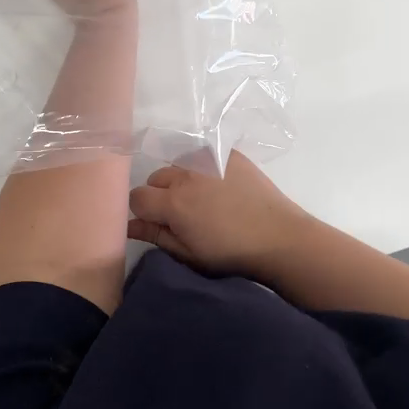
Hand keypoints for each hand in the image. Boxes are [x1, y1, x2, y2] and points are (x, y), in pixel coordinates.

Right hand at [127, 151, 318, 278]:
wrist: (279, 237)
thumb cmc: (231, 254)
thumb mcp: (189, 254)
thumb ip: (156, 236)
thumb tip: (129, 225)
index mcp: (172, 202)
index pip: (137, 196)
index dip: (143, 211)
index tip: (158, 222)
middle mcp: (185, 175)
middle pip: (157, 177)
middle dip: (161, 194)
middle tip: (183, 214)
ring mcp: (209, 160)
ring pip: (180, 164)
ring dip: (182, 179)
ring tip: (204, 199)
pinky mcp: (229, 154)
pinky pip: (205, 155)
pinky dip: (205, 168)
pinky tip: (221, 186)